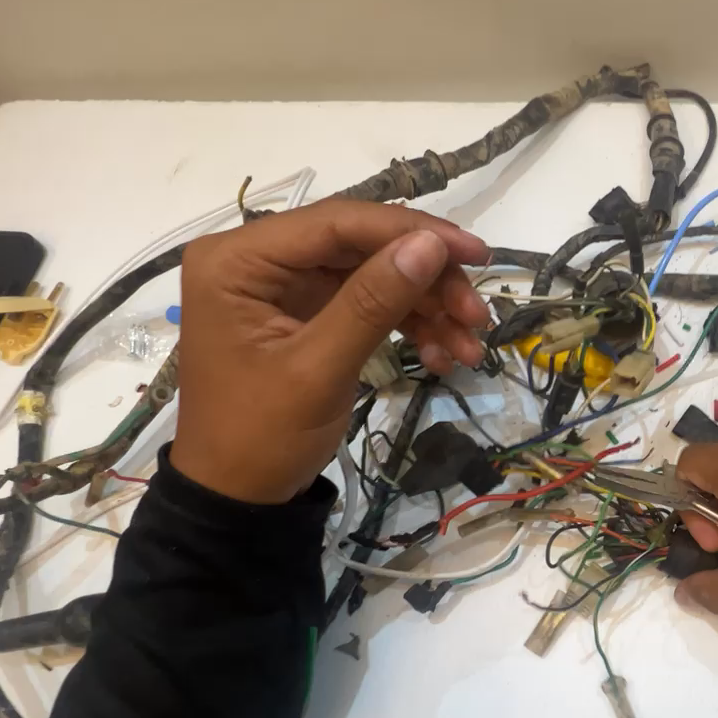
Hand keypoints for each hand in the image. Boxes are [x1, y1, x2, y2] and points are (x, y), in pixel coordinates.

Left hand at [171, 200, 490, 503]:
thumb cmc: (262, 434)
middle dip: (427, 280)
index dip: (412, 231)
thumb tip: (430, 245)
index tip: (476, 253)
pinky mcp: (311, 315)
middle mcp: (262, 260)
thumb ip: (373, 302)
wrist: (241, 495)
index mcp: (240, 259)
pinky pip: (372, 307)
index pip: (339, 223)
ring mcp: (288, 289)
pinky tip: (444, 357)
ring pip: (377, 277)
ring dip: (429, 308)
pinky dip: (411, 328)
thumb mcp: (319, 368)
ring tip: (471, 347)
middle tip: (477, 315)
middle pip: (364, 248)